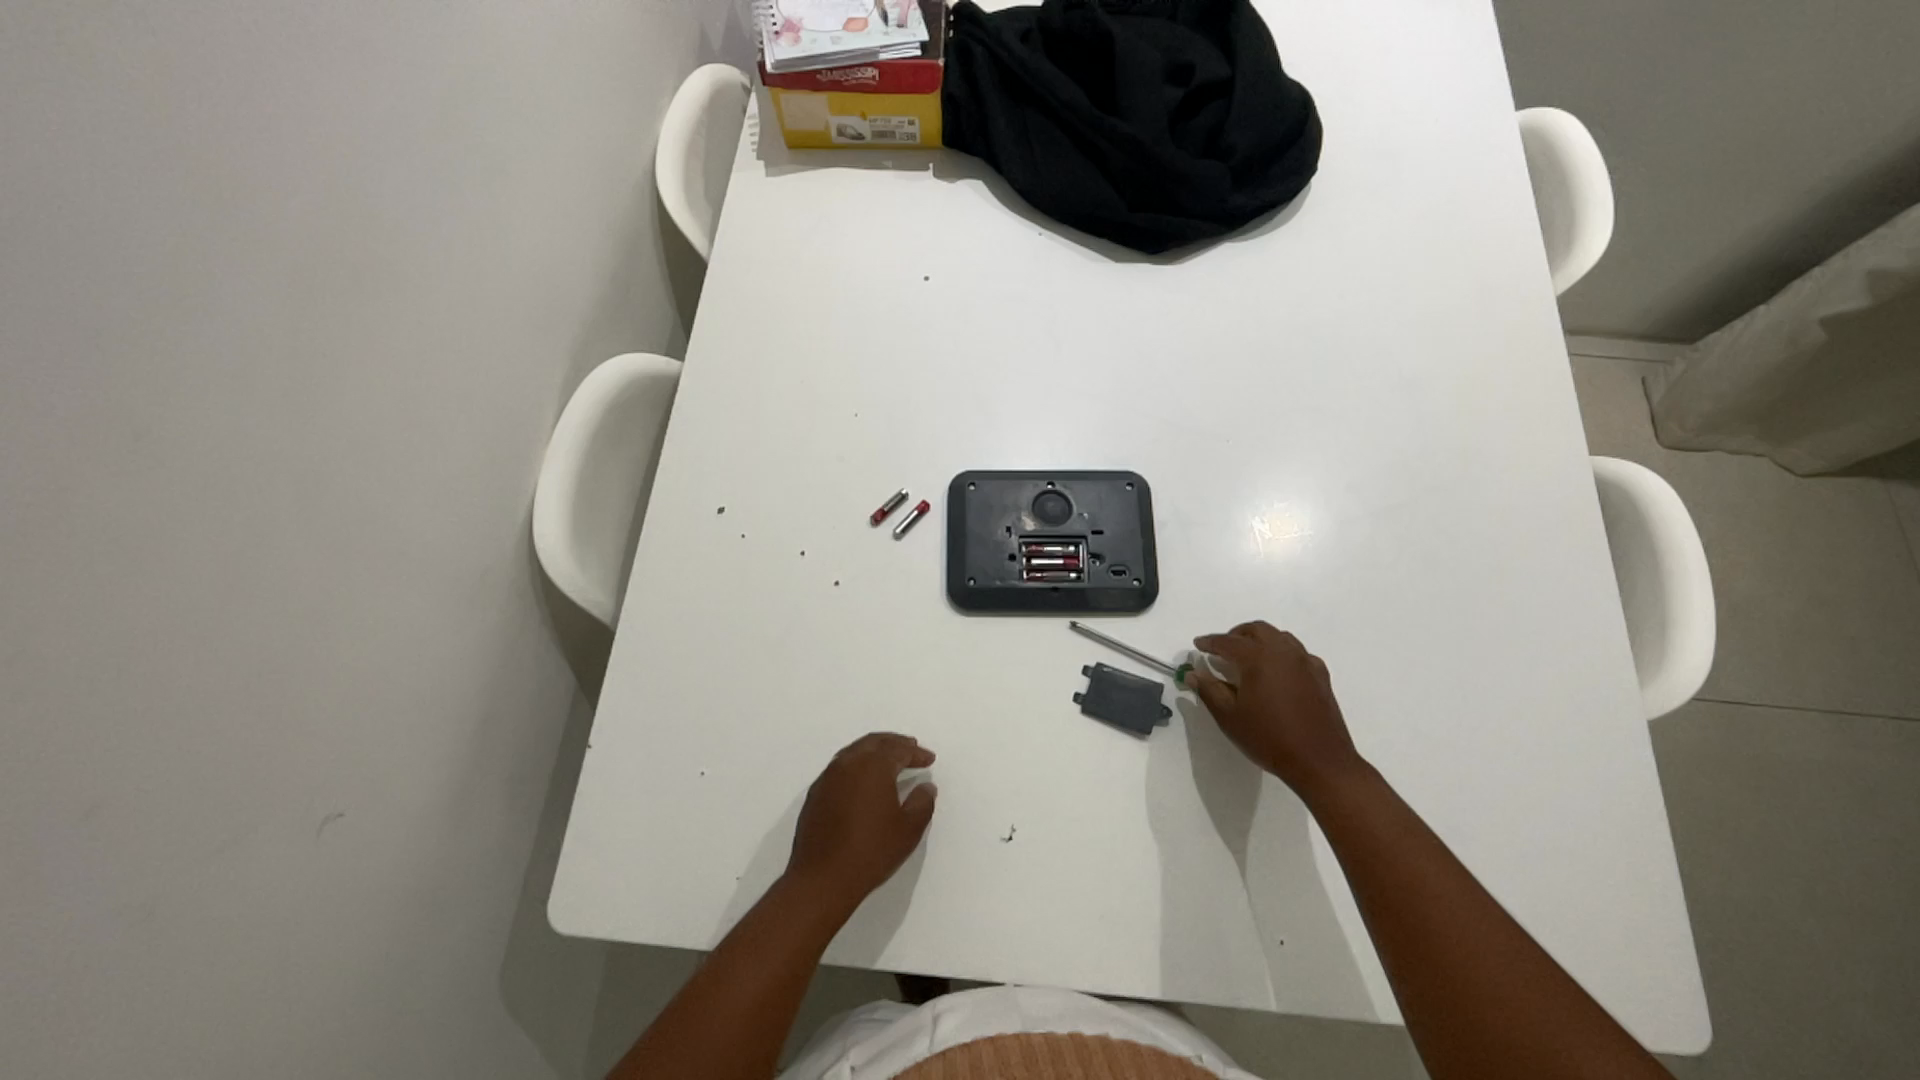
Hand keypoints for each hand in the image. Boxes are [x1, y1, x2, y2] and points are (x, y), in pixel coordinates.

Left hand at [785, 733, 937, 908]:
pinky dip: (857, 767)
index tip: (929, 759)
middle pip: (873, 743)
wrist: (822, 879)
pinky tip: (863, 782)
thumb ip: (922, 802)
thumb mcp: (908, 829)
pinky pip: (840, 768)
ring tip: (889, 762)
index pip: (898, 750)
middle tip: (911, 748)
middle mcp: (848, 764)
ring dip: (874, 752)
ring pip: (854, 753)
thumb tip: (925, 787)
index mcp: (873, 766)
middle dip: (894, 743)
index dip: (916, 753)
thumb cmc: (871, 851)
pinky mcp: (815, 795)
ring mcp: (827, 778)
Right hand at [1187, 622, 1367, 798]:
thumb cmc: (1268, 738)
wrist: (1319, 761)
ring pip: (1279, 637)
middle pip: (1257, 630)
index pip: (1228, 642)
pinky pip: (1297, 653)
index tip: (1198, 645)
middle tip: (1222, 649)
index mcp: (1258, 658)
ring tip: (1248, 659)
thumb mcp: (1229, 717)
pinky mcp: (1320, 675)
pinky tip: (1276, 673)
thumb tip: (1193, 673)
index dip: (1210, 642)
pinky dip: (1281, 653)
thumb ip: (1209, 690)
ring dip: (1260, 640)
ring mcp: (1305, 662)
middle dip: (1236, 635)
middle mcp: (1283, 652)